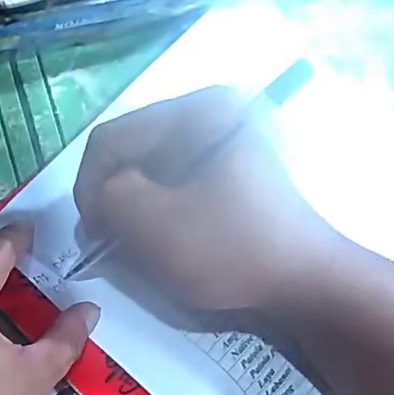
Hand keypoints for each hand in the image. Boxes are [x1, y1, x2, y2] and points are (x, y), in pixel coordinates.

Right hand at [73, 87, 345, 312]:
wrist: (305, 283)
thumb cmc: (230, 250)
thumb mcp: (153, 224)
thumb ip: (108, 198)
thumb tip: (100, 198)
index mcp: (196, 111)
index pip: (110, 139)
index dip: (88, 188)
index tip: (92, 235)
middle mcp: (211, 116)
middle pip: (132, 154)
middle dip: (115, 200)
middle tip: (115, 246)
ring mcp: (225, 145)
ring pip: (152, 174)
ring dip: (137, 213)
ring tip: (143, 250)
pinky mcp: (232, 175)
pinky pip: (176, 188)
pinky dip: (161, 217)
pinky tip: (169, 246)